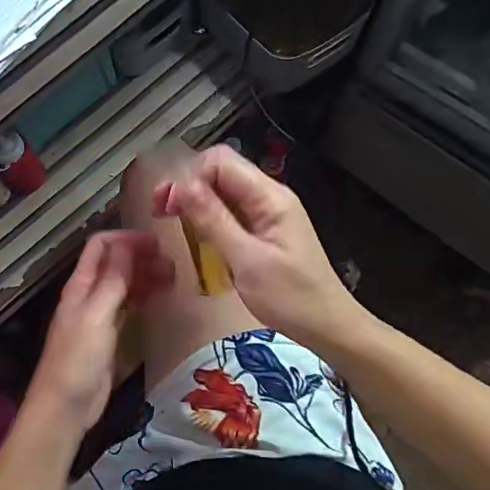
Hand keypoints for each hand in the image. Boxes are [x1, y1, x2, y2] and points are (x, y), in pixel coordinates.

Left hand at [29, 230, 173, 429]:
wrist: (65, 408)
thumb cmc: (77, 360)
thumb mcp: (96, 316)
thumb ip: (113, 281)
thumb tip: (129, 246)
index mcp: (81, 285)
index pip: (101, 246)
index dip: (127, 239)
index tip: (156, 243)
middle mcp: (90, 294)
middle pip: (116, 263)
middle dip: (142, 256)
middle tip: (172, 262)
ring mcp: (100, 314)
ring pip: (125, 283)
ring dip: (147, 275)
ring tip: (174, 276)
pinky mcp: (110, 334)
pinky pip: (130, 306)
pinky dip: (145, 296)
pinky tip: (162, 297)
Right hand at [155, 146, 365, 346]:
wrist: (328, 327)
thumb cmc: (291, 298)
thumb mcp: (247, 260)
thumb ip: (213, 220)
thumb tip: (181, 186)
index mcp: (270, 197)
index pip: (220, 161)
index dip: (189, 177)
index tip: (166, 205)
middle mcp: (269, 197)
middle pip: (220, 173)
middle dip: (188, 188)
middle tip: (162, 214)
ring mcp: (268, 214)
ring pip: (224, 193)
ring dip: (197, 205)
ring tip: (174, 225)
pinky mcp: (264, 232)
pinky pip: (231, 214)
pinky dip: (210, 221)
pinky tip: (198, 239)